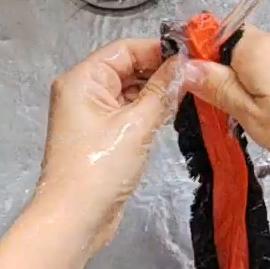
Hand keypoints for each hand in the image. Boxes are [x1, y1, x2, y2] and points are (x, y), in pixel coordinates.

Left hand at [33, 37, 181, 251]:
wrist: (74, 219)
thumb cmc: (98, 169)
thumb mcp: (137, 125)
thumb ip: (162, 91)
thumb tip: (183, 66)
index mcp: (82, 80)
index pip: (124, 49)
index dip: (157, 50)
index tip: (190, 55)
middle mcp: (81, 92)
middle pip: (126, 68)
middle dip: (159, 72)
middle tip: (195, 77)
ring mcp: (88, 116)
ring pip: (128, 91)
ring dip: (154, 93)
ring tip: (187, 96)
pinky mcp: (98, 137)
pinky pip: (125, 113)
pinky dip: (146, 112)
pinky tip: (168, 115)